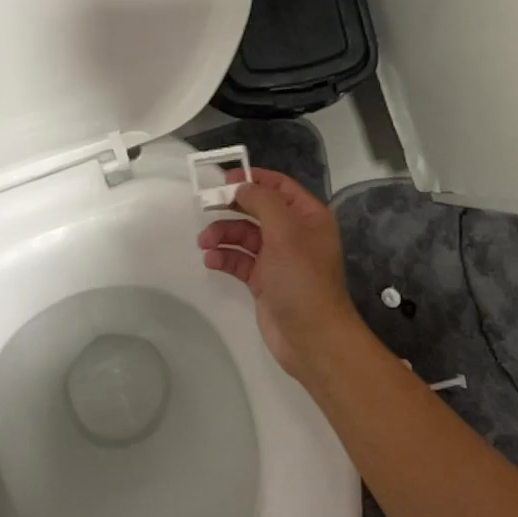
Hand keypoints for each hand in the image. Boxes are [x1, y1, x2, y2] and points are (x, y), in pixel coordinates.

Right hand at [198, 167, 366, 380]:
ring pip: (246, 236)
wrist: (312, 338)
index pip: (279, 187)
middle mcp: (295, 234)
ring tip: (205, 242)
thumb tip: (242, 187)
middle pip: (258, 210)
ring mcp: (279, 259)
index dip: (254, 179)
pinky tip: (212, 260)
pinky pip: (240, 261)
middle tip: (206, 205)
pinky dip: (225, 257)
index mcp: (308, 216)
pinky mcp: (264, 282)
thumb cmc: (302, 278)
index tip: (225, 179)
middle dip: (233, 207)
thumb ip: (262, 201)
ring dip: (224, 234)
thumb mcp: (284, 231)